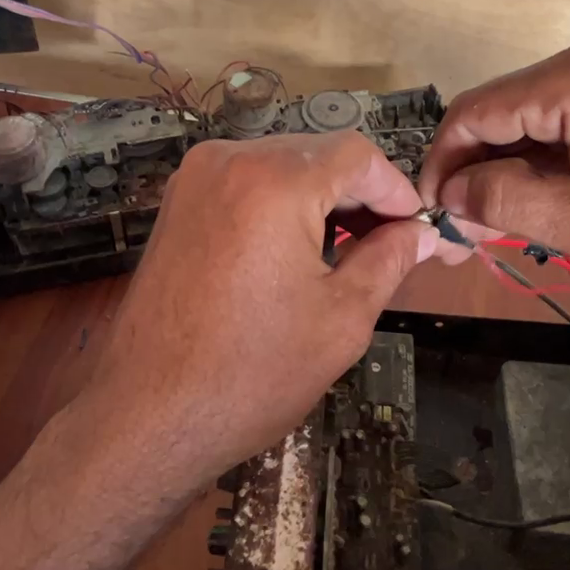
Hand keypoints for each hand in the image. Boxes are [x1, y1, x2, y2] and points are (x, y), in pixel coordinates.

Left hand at [75, 132, 438, 490]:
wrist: (148, 415)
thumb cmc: (251, 375)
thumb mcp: (340, 319)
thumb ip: (388, 261)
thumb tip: (421, 235)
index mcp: (273, 180)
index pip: (356, 154)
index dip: (396, 189)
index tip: (418, 229)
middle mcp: (228, 159)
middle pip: (317, 154)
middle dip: (360, 193)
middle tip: (392, 243)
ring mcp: (195, 179)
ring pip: (281, 165)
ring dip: (321, 198)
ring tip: (350, 251)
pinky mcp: (177, 204)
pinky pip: (246, 183)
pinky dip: (281, 204)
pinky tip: (299, 249)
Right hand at [418, 34, 569, 298]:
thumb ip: (511, 205)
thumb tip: (452, 194)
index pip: (476, 111)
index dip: (442, 163)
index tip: (432, 216)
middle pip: (500, 114)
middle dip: (474, 173)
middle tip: (464, 237)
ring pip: (530, 126)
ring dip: (507, 176)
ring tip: (497, 233)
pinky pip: (565, 131)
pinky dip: (543, 171)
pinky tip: (539, 213)